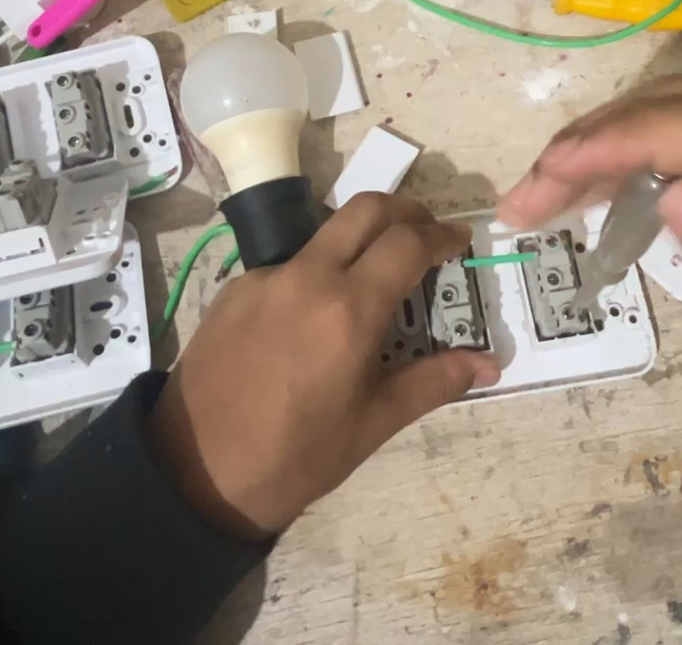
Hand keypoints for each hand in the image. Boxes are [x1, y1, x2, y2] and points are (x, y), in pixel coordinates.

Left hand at [148, 194, 500, 538]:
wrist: (191, 473)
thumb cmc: (294, 456)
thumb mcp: (372, 424)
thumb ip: (434, 382)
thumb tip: (491, 364)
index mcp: (348, 309)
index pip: (408, 243)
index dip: (442, 235)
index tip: (460, 242)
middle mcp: (308, 276)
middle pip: (366, 208)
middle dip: (407, 210)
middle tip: (427, 235)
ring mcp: (266, 276)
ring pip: (326, 232)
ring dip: (362, 237)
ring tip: (377, 277)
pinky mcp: (235, 286)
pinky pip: (291, 262)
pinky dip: (320, 270)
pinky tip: (317, 315)